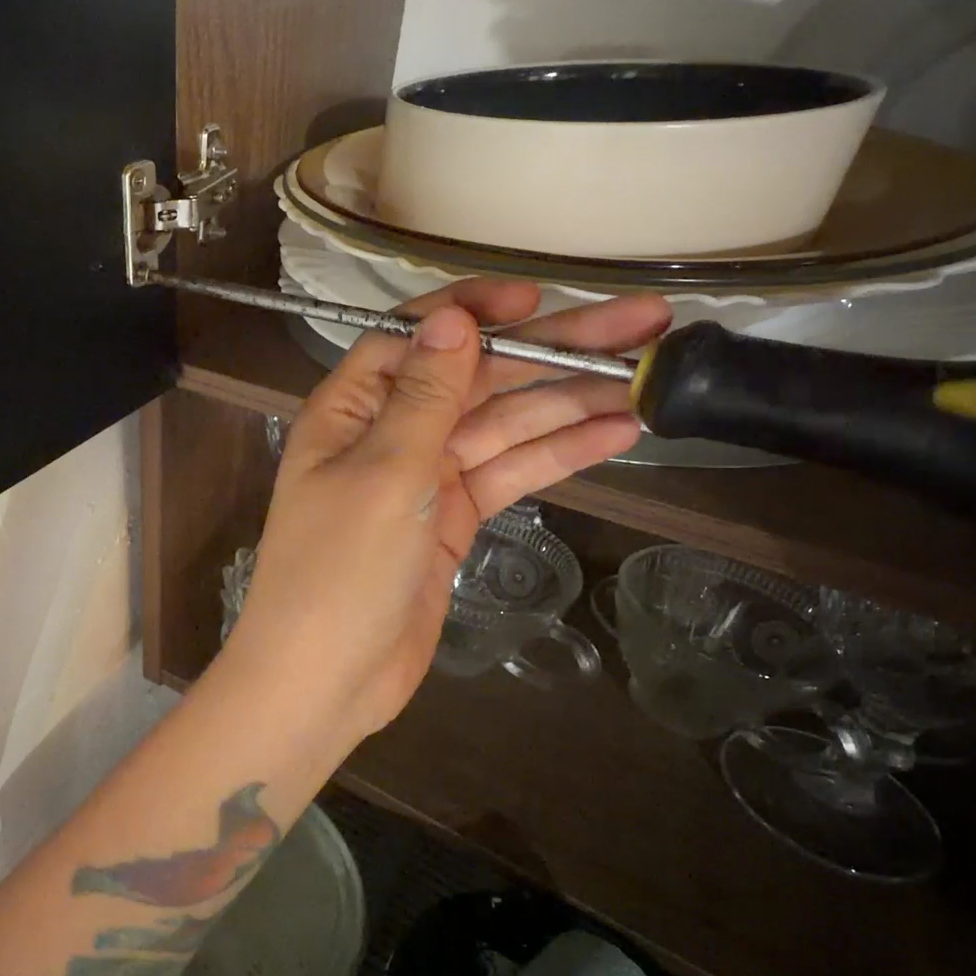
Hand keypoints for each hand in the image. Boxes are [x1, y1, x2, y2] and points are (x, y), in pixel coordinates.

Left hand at [220, 280, 671, 737]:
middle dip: (548, 350)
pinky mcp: (449, 520)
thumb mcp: (383, 475)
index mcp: (348, 411)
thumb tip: (452, 318)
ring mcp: (420, 479)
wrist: (324, 677)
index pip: (410, 341)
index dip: (471, 313)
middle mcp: (382, 435)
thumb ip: (423, 397)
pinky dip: (557, 453)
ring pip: (500, 425)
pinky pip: (507, 473)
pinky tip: (620, 431)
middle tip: (641, 321)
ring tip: (651, 374)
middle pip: (470, 378)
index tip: (536, 298)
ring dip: (569, 400)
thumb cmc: (338, 571)